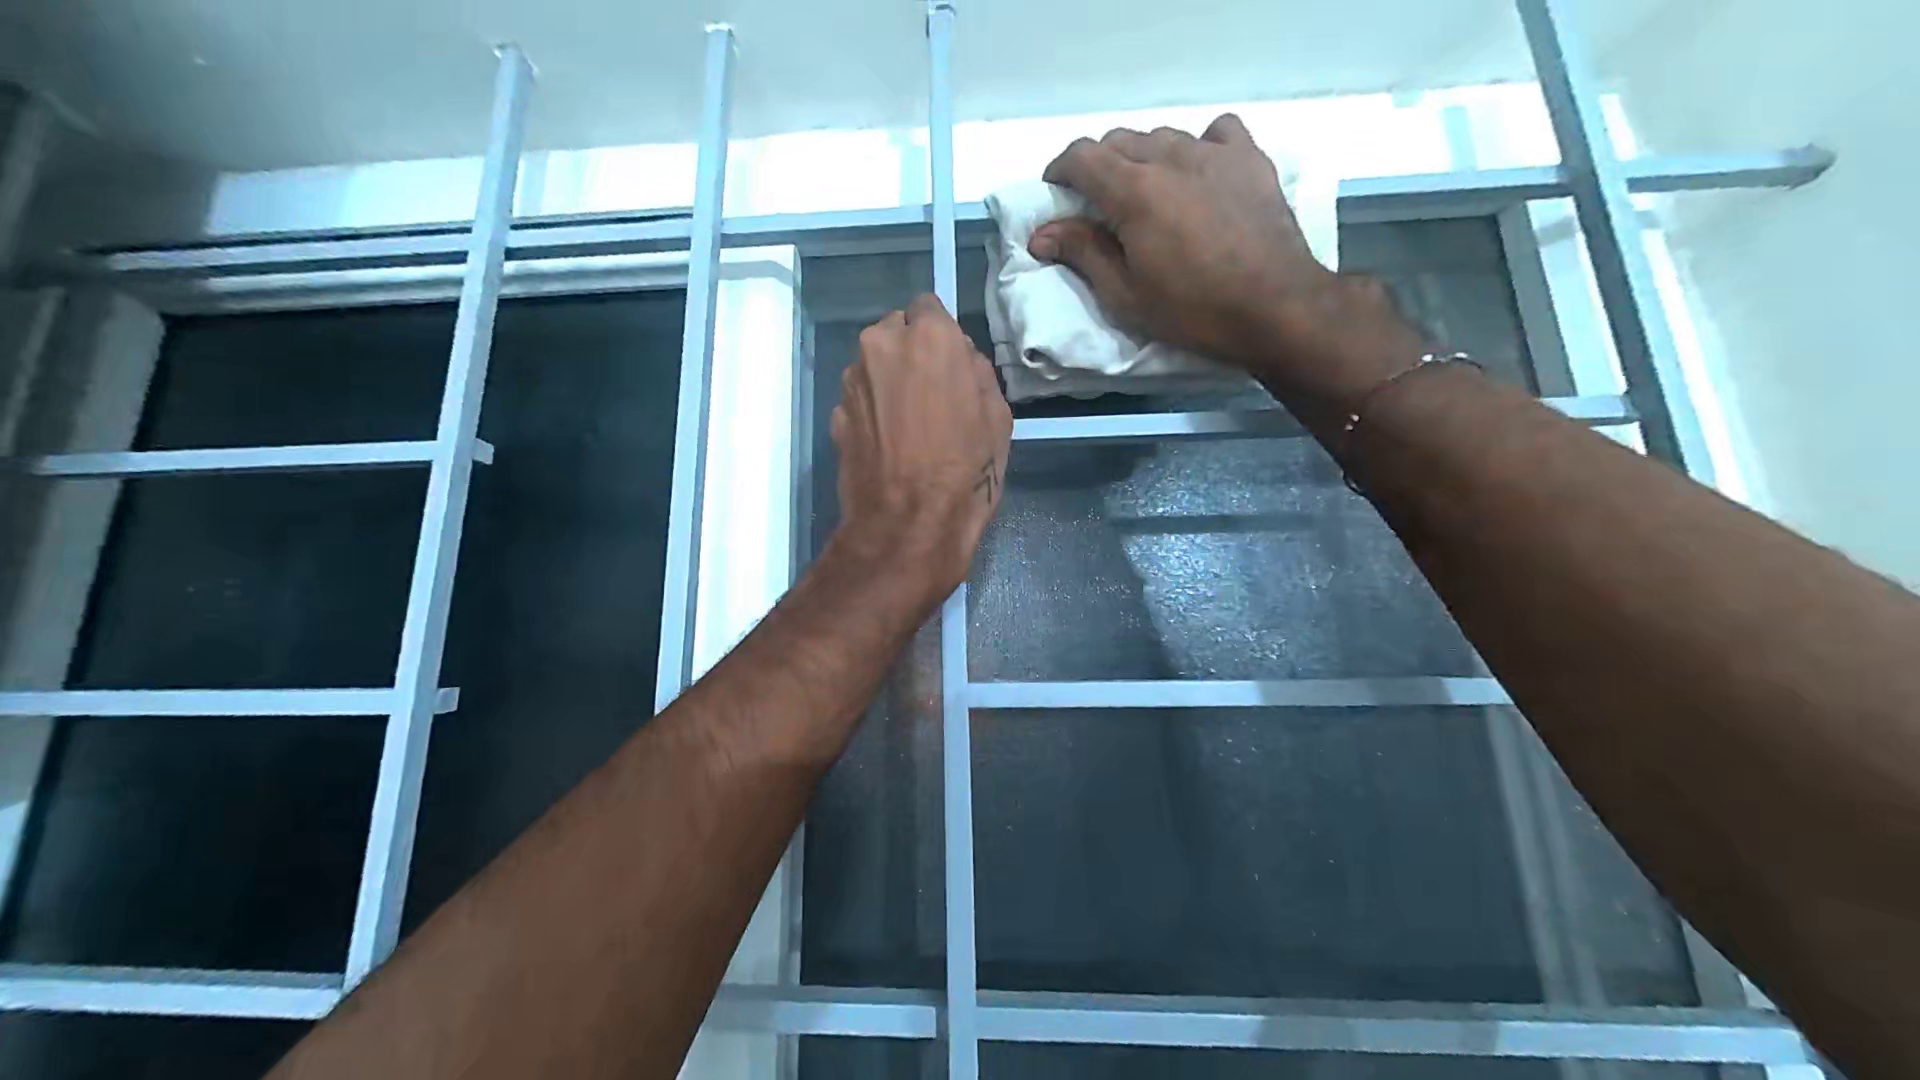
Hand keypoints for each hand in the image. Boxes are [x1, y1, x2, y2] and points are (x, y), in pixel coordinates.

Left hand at [830, 294, 1012, 607]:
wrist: (907, 525)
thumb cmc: (966, 471)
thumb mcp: (997, 417)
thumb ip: (978, 373)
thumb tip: (962, 361)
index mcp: (929, 337)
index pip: (929, 308)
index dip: (941, 336)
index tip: (950, 365)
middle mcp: (880, 345)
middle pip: (896, 332)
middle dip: (912, 353)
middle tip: (932, 395)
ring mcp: (851, 381)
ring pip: (874, 364)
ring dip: (890, 381)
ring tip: (911, 425)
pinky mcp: (836, 415)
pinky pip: (860, 399)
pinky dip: (873, 410)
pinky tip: (889, 445)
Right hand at [1034, 114, 1427, 424]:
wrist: (1274, 307)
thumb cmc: (1191, 309)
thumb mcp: (1125, 294)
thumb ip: (1083, 253)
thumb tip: (1041, 233)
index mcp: (1134, 190)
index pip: (1083, 156)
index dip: (1060, 170)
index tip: (1055, 191)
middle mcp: (1171, 156)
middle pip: (1120, 140)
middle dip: (1098, 165)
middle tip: (1095, 202)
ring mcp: (1215, 153)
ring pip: (1163, 136)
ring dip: (1143, 157)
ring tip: (1145, 191)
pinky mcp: (1250, 160)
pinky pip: (1216, 133)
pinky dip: (1197, 145)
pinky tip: (1198, 171)